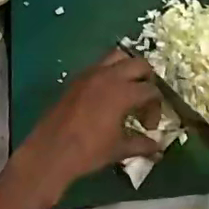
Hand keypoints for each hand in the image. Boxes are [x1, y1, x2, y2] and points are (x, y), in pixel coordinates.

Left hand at [9, 50, 163, 195]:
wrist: (51, 151)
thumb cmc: (88, 151)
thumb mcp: (118, 149)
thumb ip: (141, 144)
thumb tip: (157, 147)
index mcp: (122, 92)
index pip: (151, 90)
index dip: (156, 108)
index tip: (149, 126)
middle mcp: (108, 76)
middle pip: (139, 64)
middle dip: (147, 80)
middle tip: (144, 101)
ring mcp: (90, 74)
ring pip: (117, 57)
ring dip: (128, 70)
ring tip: (127, 92)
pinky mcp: (76, 79)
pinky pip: (99, 66)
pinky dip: (109, 74)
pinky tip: (106, 97)